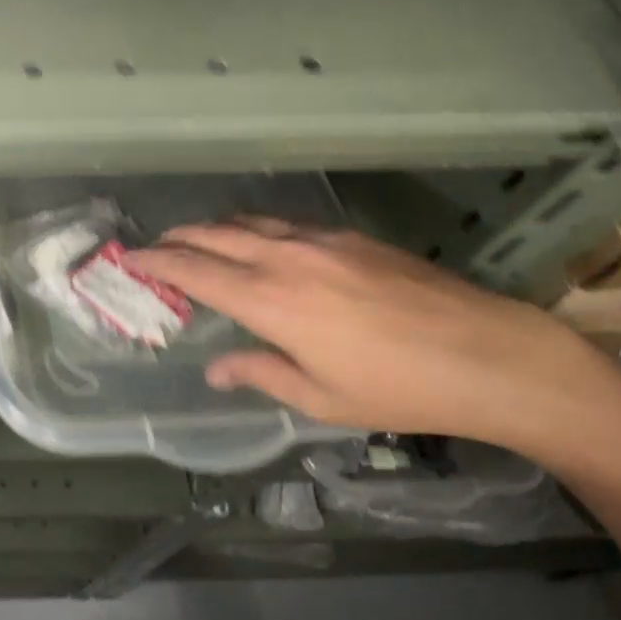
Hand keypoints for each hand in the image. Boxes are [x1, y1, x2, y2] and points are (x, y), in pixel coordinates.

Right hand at [126, 221, 610, 448]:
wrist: (490, 354)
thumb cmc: (400, 389)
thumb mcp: (322, 397)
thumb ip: (260, 373)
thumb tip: (215, 368)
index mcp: (269, 301)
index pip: (194, 270)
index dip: (156, 262)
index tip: (130, 257)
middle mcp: (284, 257)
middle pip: (212, 234)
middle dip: (176, 237)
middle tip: (155, 246)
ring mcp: (319, 239)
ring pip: (247, 221)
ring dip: (213, 227)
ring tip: (198, 239)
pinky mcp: (349, 235)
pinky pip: (284, 222)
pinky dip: (254, 227)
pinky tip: (259, 241)